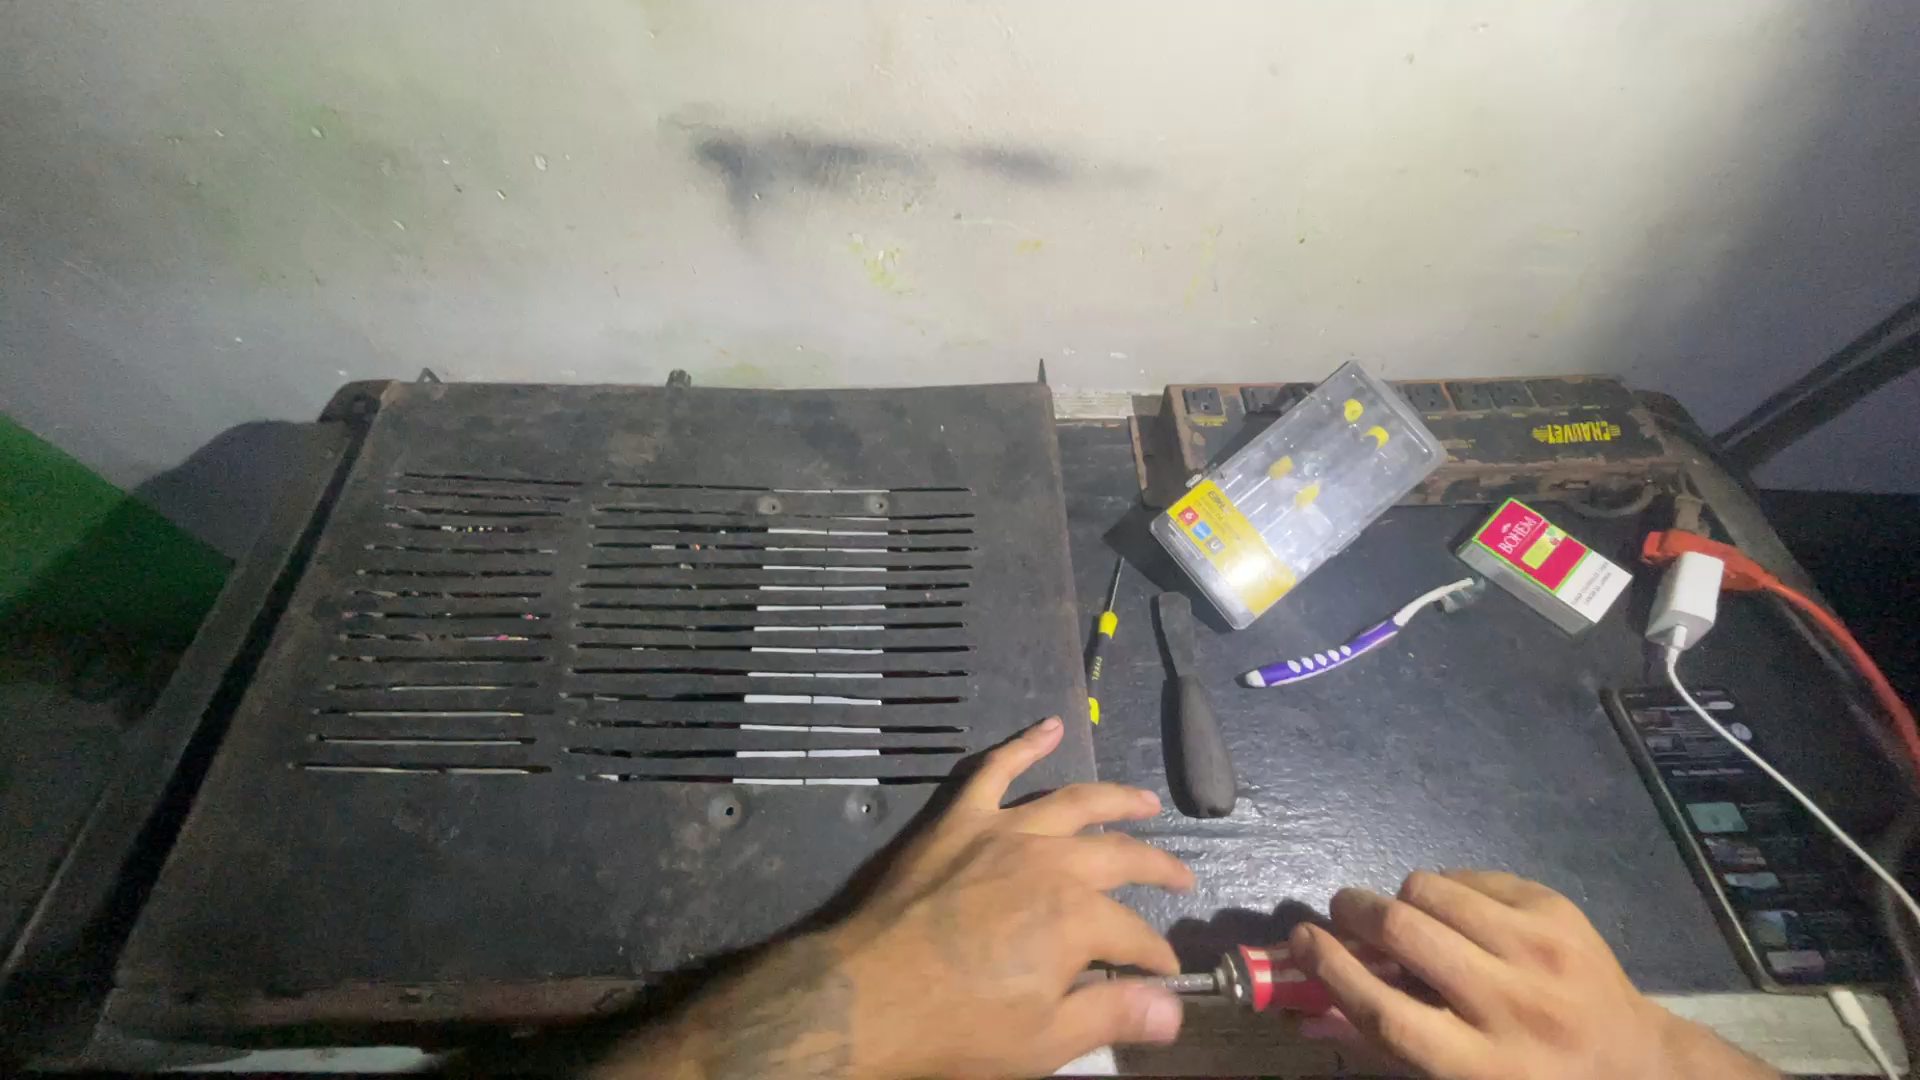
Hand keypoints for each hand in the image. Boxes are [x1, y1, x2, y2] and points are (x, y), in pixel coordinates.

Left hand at [829, 714, 1195, 1077]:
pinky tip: (1049, 726)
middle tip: (1182, 875)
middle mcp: (1049, 860)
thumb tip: (1174, 1010)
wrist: (871, 992)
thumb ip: (1113, 1015)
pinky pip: (996, 769)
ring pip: (1071, 801)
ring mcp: (1004, 829)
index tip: (1165, 970)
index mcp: (1074, 916)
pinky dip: (1025, 744)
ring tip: (1145, 800)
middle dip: (1156, 867)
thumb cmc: (958, 1024)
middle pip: (1118, 855)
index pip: (1134, 935)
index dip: (1155, 955)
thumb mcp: (1044, 1040)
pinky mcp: (962, 816)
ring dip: (1114, 798)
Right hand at [1288, 870, 1778, 1079]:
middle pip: (1401, 932)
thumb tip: (1294, 1012)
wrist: (1644, 1068)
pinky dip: (1447, 891)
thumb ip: (1374, 1042)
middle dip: (1353, 911)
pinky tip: (1469, 920)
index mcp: (1487, 1070)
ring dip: (1402, 900)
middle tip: (1344, 914)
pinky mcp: (1556, 910)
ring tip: (1417, 921)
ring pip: (1425, 888)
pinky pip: (1464, 875)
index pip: (1385, 1012)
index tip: (1299, 939)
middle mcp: (1517, 1010)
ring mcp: (1543, 953)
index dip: (1329, 967)